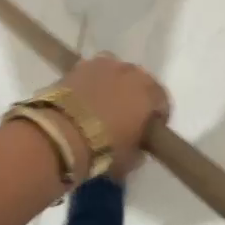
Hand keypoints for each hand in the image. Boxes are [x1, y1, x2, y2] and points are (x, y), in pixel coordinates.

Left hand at [52, 55, 170, 178]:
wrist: (62, 133)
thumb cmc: (105, 148)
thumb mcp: (130, 160)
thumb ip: (138, 150)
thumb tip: (137, 149)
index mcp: (150, 93)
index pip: (162, 102)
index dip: (157, 117)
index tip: (149, 131)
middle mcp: (131, 72)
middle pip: (139, 82)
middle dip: (135, 97)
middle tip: (125, 118)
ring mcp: (103, 65)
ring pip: (115, 73)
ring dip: (114, 86)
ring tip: (103, 106)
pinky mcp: (78, 66)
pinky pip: (92, 74)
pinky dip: (92, 84)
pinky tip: (84, 100)